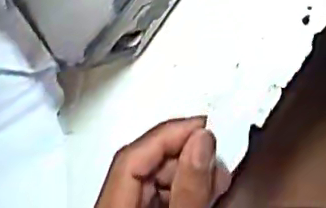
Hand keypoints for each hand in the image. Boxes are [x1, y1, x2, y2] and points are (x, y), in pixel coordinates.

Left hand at [95, 117, 231, 207]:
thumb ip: (188, 188)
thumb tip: (202, 141)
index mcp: (109, 205)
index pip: (132, 152)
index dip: (168, 132)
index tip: (203, 124)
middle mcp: (111, 204)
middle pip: (144, 161)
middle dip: (183, 152)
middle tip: (216, 152)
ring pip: (153, 178)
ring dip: (187, 171)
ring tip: (216, 175)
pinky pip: (158, 196)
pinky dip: (183, 190)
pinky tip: (203, 192)